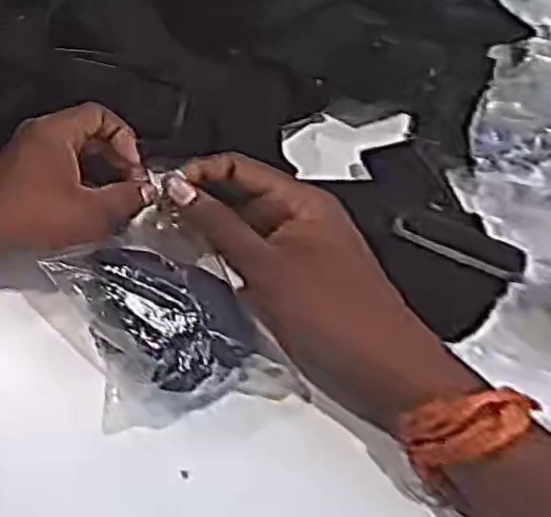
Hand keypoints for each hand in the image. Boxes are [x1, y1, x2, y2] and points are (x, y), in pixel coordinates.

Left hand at [0, 103, 154, 254]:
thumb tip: (145, 190)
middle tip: (131, 184)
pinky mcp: (22, 167)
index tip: (134, 166)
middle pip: (88, 130)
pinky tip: (89, 202)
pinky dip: (79, 176)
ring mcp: (27, 149)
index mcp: (53, 131)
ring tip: (114, 197)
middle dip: (116, 156)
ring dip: (99, 169)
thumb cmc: (31, 214)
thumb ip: (127, 196)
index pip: (99, 114)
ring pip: (74, 148)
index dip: (125, 137)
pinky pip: (58, 161)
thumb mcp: (93, 210)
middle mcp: (37, 133)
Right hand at [168, 153, 485, 430]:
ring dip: (201, 225)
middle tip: (159, 210)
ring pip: (230, 220)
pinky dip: (214, 248)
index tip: (163, 187)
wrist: (391, 384)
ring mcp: (288, 246)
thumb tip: (177, 187)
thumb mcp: (266, 264)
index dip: (195, 171)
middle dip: (193, 199)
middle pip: (230, 191)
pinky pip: (237, 248)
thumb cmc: (346, 322)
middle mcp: (297, 219)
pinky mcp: (281, 272)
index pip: (234, 166)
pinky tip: (193, 256)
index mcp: (303, 204)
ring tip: (171, 233)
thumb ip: (215, 220)